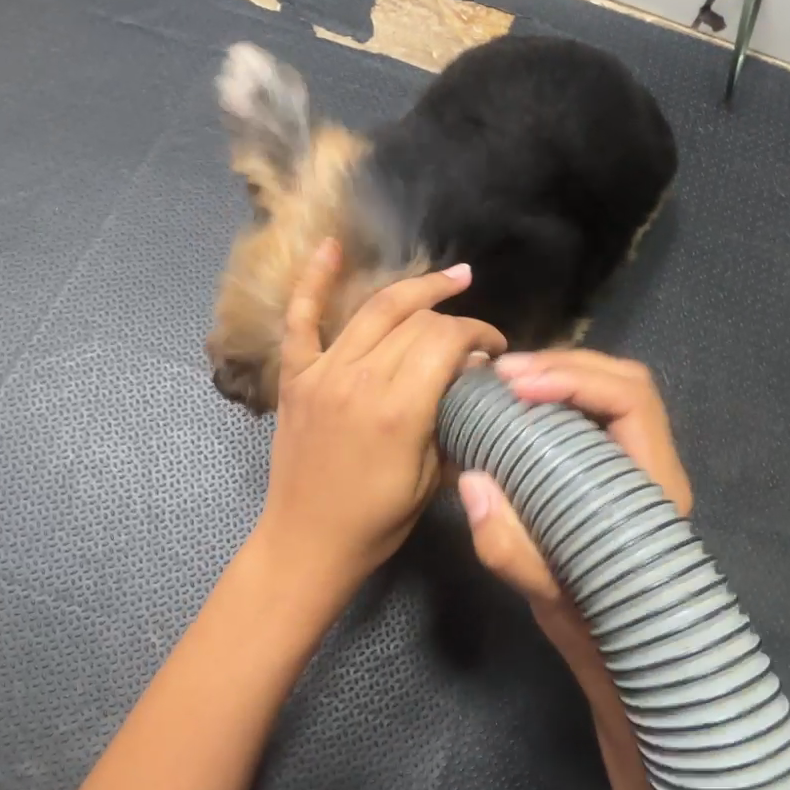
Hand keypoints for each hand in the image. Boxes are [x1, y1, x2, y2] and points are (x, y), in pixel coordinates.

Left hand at [256, 239, 506, 588]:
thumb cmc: (377, 521)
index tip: (493, 351)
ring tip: (450, 279)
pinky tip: (332, 246)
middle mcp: (359, 378)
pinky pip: (301, 319)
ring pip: (375, 309)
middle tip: (474, 335)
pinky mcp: (295, 376)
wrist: (306, 543)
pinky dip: (315, 281)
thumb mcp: (431, 478)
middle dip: (455, 319)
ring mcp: (322, 372)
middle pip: (416, 321)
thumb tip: (471, 378)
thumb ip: (452, 420)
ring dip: (416, 288)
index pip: (446, 341)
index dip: (478, 334)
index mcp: (398, 410)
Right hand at [458, 351, 687, 789]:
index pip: (632, 401)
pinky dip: (554, 398)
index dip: (576, 380)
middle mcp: (653, 468)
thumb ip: (511, 547)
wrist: (625, 664)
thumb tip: (471, 480)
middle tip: (502, 374)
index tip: (519, 386)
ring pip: (608, 393)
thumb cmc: (598, 636)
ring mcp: (635, 468)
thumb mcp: (549, 599)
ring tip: (505, 382)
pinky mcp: (613, 473)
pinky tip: (518, 406)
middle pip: (624, 383)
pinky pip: (590, 416)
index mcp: (654, 492)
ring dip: (558, 375)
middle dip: (563, 366)